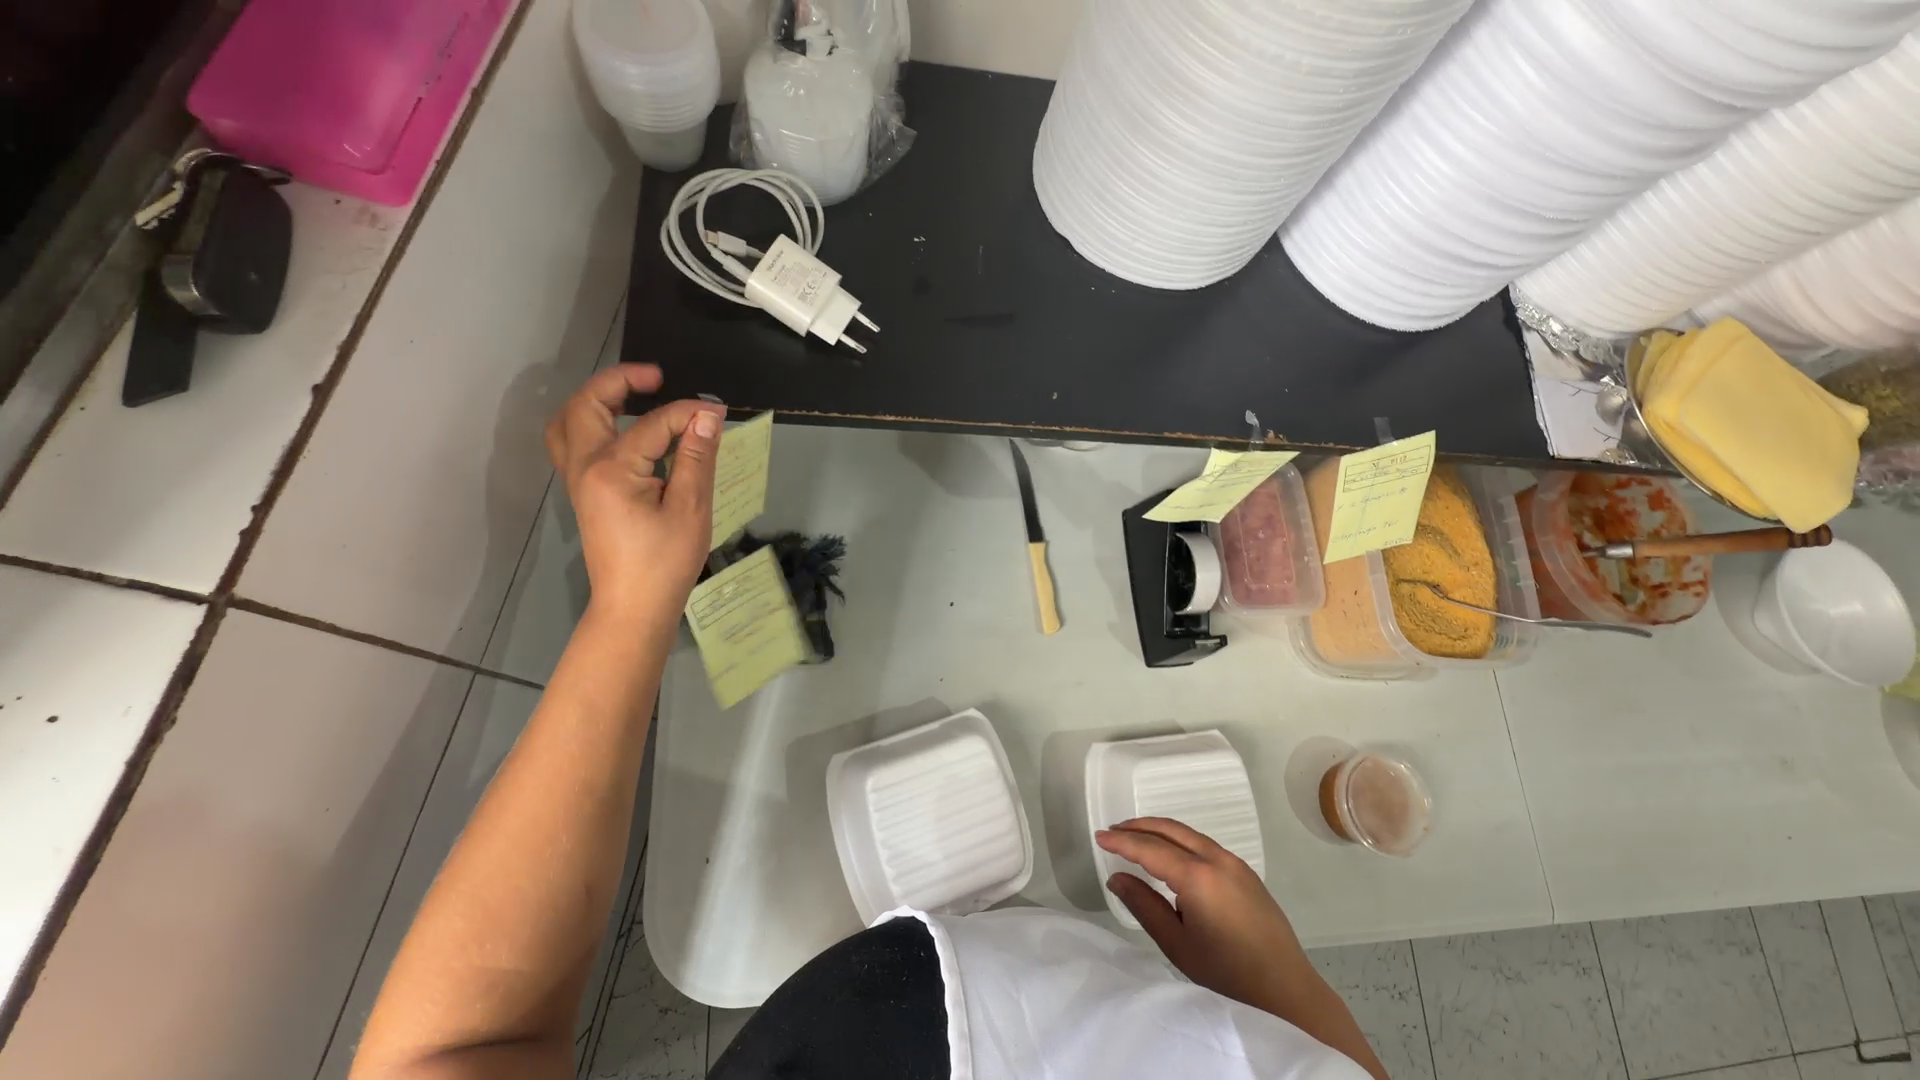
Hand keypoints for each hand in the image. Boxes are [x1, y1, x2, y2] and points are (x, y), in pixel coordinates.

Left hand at [544, 364, 725, 622]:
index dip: (689, 413)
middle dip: (619, 382)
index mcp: (611, 469)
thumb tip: (707, 416)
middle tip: (656, 377)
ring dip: (596, 400)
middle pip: (587, 405)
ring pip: (570, 422)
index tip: (719, 412)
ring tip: (632, 395)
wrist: (633, 606)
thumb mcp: (690, 508)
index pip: (653, 423)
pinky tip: (622, 429)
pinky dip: (592, 424)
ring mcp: (579, 480)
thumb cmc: (664, 562)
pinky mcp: (584, 492)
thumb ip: (696, 456)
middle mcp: (585, 467)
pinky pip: (574, 442)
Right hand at [1097, 818, 1309, 1017]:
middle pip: (1172, 830)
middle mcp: (1218, 860)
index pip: (1151, 849)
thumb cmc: (1226, 974)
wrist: (1286, 992)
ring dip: (1161, 832)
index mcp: (1198, 877)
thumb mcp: (1177, 944)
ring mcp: (1236, 865)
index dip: (1123, 841)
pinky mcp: (1247, 875)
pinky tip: (1171, 857)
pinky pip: (1206, 847)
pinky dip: (1181, 842)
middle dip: (1141, 827)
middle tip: (1114, 830)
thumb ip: (1144, 906)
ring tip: (1136, 839)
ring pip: (1191, 836)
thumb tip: (1117, 878)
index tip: (1099, 836)